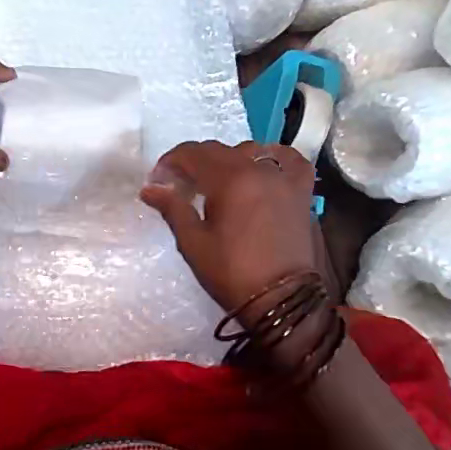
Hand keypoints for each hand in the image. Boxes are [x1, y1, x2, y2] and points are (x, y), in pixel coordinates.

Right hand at [141, 141, 333, 314]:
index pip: (193, 154)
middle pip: (219, 151)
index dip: (171, 161)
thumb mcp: (193, 242)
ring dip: (226, 160)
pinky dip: (271, 157)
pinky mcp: (301, 191)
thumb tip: (149, 188)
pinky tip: (260, 169)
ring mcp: (284, 178)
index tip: (158, 180)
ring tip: (215, 183)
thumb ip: (173, 208)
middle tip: (179, 185)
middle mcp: (259, 169)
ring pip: (250, 151)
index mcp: (230, 180)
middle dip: (194, 162)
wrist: (281, 299)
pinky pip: (288, 160)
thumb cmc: (231, 273)